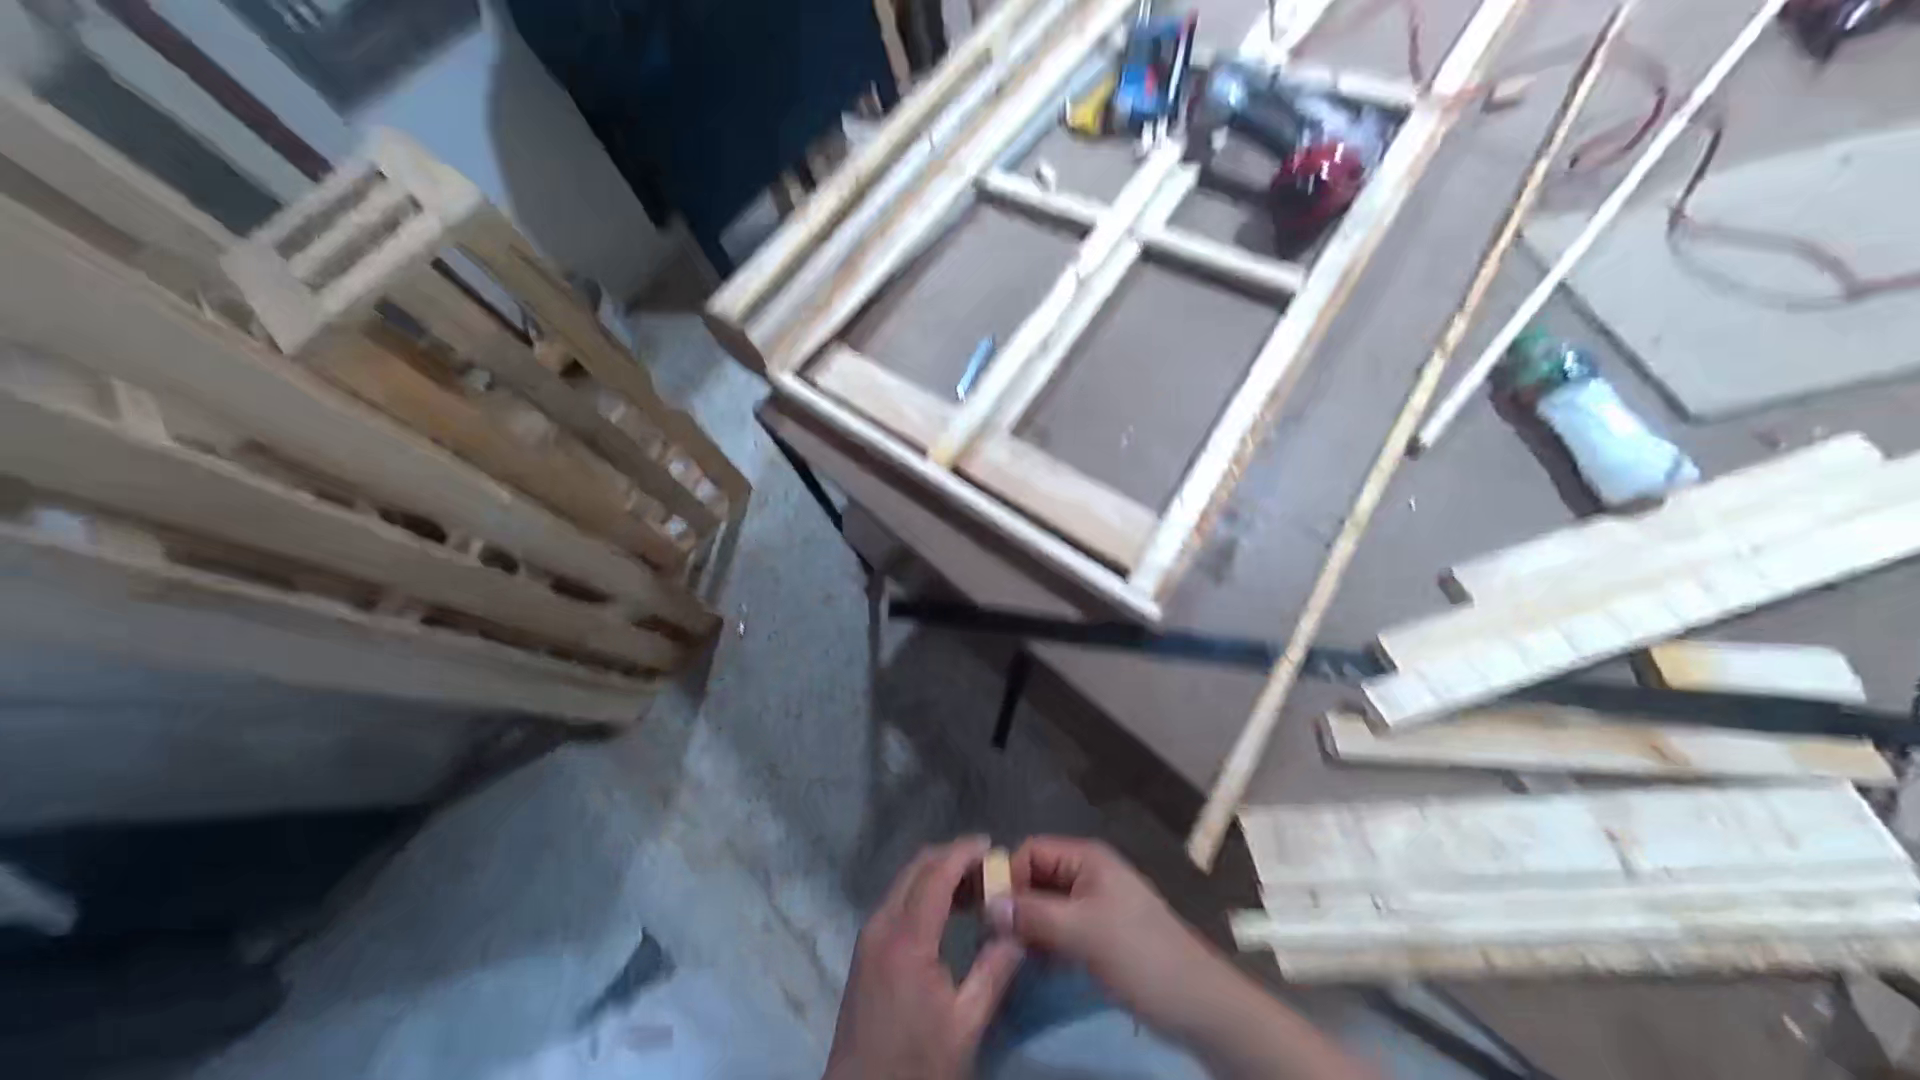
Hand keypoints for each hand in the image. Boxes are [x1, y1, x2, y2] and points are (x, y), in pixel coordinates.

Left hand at [823, 837, 1024, 1079]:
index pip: (936, 874)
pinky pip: (897, 900)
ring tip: (976, 887)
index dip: (964, 853)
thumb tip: (1018, 929)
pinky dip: (923, 891)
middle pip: (917, 867)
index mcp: (906, 939)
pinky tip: (948, 909)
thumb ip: (994, 971)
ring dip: (938, 873)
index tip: (993, 845)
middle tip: (989, 867)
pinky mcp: (866, 948)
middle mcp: (881, 925)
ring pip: (905, 881)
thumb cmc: (917, 1064)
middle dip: (953, 857)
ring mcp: (869, 935)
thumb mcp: (965, 1024)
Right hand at [1007, 836, 1377, 1079]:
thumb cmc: (1141, 955)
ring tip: (1014, 956)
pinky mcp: (1100, 934)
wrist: (1198, 1003)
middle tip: (995, 942)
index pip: (1030, 852)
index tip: (986, 915)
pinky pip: (1060, 929)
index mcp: (1087, 858)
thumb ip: (1034, 915)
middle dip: (1015, 906)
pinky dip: (1045, 943)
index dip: (1008, 878)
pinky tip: (1037, 965)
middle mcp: (1088, 873)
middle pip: (1036, 878)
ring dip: (1028, 928)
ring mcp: (1095, 905)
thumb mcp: (1084, 932)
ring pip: (1045, 906)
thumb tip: (987, 905)